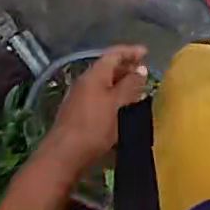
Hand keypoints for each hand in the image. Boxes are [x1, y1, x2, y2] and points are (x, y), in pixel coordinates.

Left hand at [42, 45, 147, 169]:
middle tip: (143, 73)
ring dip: (119, 84)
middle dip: (126, 68)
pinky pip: (97, 97)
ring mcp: (77, 98)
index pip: (114, 54)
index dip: (131, 52)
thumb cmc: (95, 126)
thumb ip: (132, 84)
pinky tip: (120, 109)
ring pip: (102, 84)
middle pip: (107, 68)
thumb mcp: (120, 103)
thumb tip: (141, 70)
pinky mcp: (75, 114)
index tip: (146, 53)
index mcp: (94, 75)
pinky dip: (111, 97)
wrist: (63, 157)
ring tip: (136, 92)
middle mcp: (84, 82)